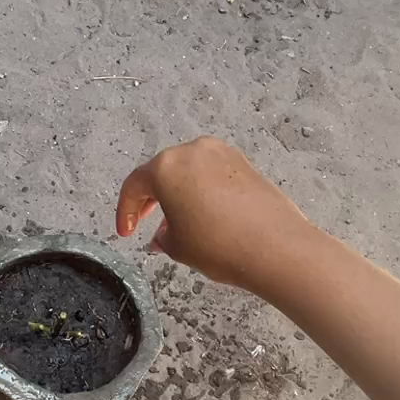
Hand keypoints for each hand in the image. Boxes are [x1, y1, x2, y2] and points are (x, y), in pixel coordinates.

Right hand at [114, 136, 314, 289]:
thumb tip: (163, 236)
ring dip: (176, 195)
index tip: (126, 232)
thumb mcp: (177, 247)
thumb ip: (163, 237)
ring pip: (187, 172)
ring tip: (176, 225)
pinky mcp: (243, 164)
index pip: (135, 186)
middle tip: (144, 223)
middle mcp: (193, 151)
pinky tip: (202, 216)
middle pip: (161, 173)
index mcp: (167, 167)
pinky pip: (210, 174)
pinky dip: (199, 192)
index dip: (126, 211)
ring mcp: (222, 154)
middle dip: (150, 200)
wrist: (274, 247)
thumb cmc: (219, 245)